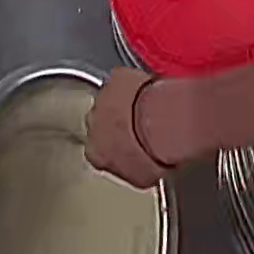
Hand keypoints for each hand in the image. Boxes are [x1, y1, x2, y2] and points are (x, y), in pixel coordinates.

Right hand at [84, 68, 170, 188]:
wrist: (160, 123)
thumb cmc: (152, 152)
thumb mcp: (143, 177)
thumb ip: (131, 170)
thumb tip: (139, 167)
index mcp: (95, 152)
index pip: (97, 149)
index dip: (112, 145)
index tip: (127, 144)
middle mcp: (93, 123)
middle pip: (100, 120)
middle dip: (113, 121)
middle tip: (135, 123)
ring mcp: (103, 96)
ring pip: (109, 97)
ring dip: (122, 100)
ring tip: (144, 103)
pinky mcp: (116, 76)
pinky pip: (121, 77)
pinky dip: (130, 80)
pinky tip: (146, 86)